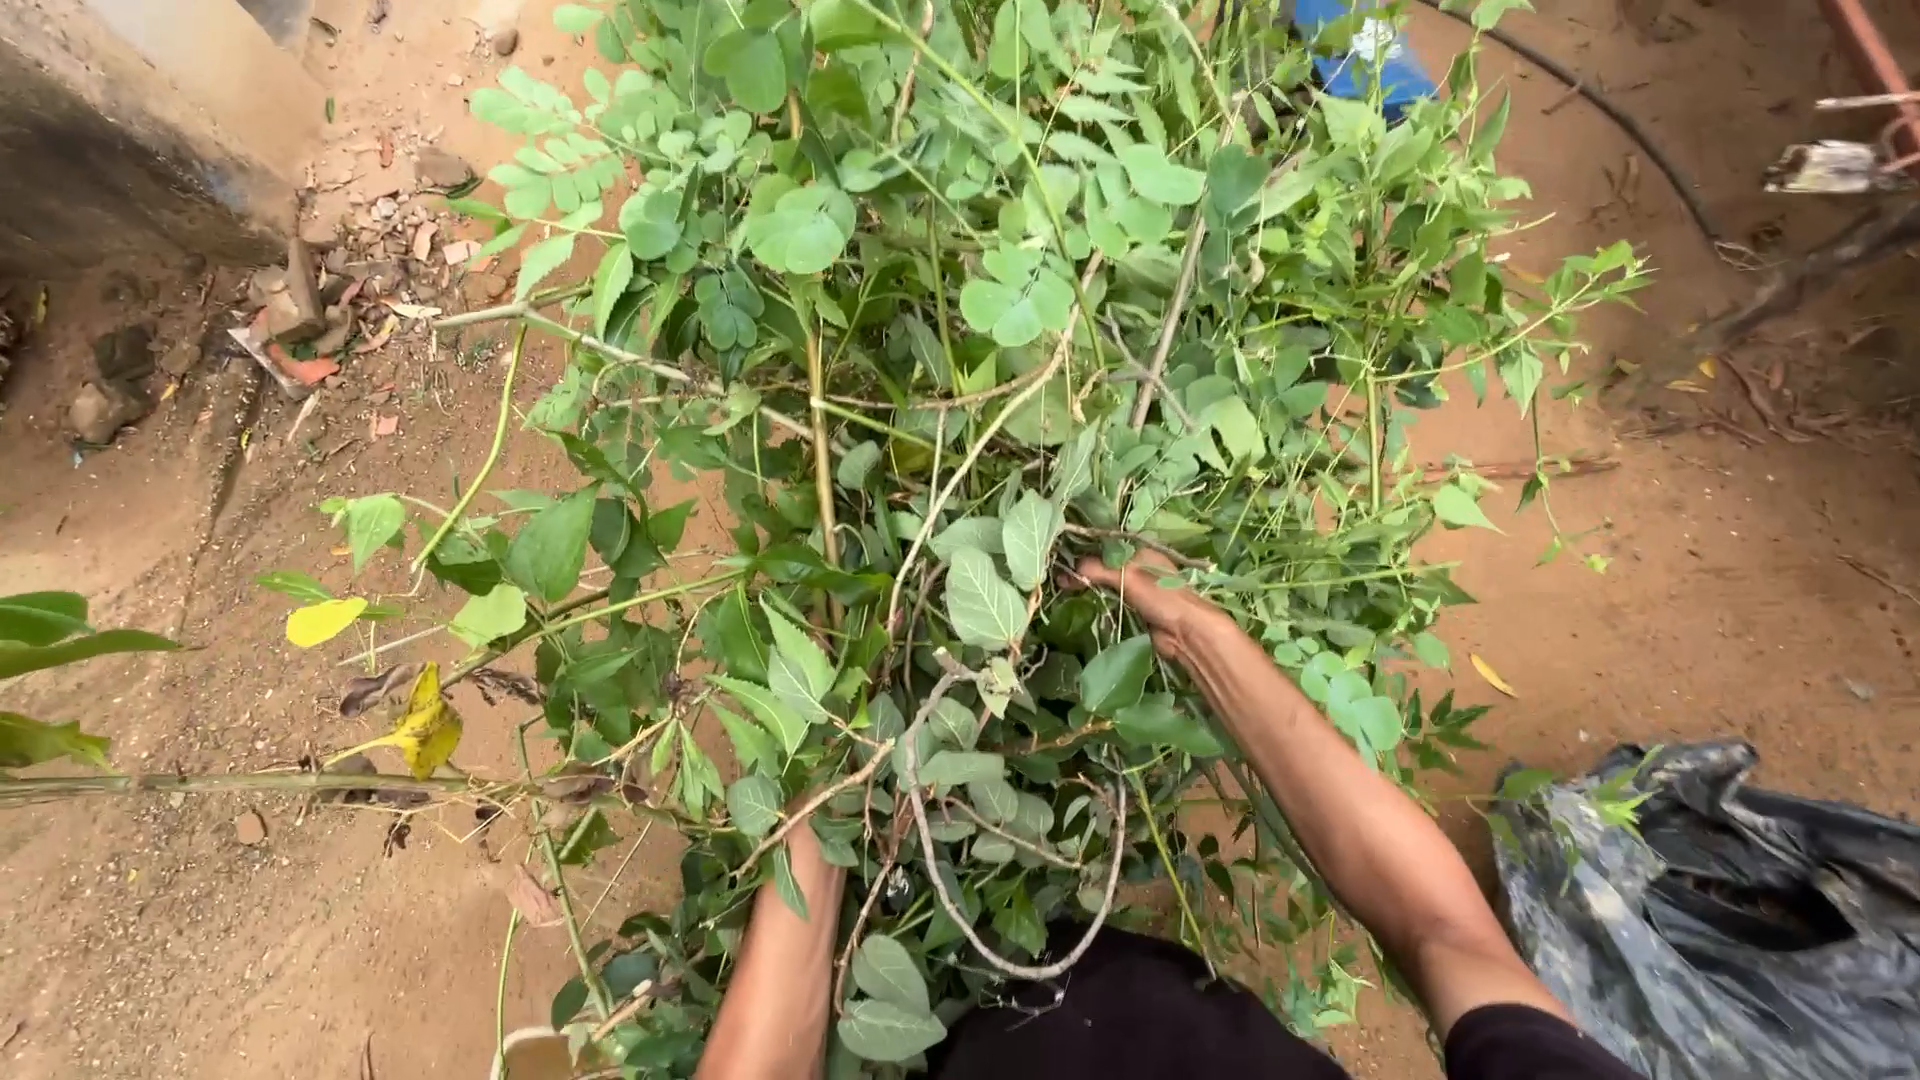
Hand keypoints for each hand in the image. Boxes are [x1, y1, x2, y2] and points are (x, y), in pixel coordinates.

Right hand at [1066, 550, 1227, 660]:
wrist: (1185, 632)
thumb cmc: (1161, 597)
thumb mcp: (1128, 576)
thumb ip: (1098, 570)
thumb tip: (1067, 570)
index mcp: (1142, 552)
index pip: (1107, 546)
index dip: (1085, 551)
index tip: (1063, 558)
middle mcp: (1140, 567)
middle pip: (1105, 565)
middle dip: (1084, 570)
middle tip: (1060, 578)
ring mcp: (1138, 589)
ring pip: (1107, 582)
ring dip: (1089, 586)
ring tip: (1064, 588)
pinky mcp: (1136, 608)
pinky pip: (1112, 599)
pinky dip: (1098, 600)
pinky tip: (1081, 600)